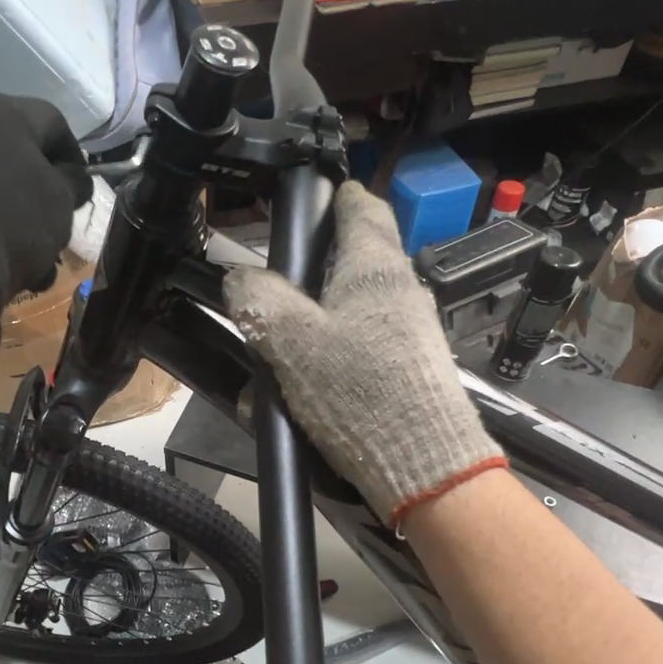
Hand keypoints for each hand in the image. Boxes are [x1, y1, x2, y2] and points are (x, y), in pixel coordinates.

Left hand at [0, 93, 91, 381]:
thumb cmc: (11, 220)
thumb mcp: (61, 203)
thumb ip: (71, 185)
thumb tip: (68, 178)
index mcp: (5, 110)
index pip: (54, 124)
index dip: (73, 160)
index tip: (79, 195)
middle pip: (16, 154)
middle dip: (39, 195)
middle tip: (51, 229)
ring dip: (11, 218)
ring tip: (25, 261)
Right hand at [225, 182, 505, 528]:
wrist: (423, 466)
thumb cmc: (358, 392)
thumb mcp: (291, 341)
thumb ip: (259, 300)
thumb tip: (240, 278)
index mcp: (374, 267)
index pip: (361, 207)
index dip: (335, 196)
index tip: (309, 200)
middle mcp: (401, 290)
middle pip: (356, 259)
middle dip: (315, 266)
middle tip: (274, 281)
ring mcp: (411, 331)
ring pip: (355, 305)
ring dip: (319, 314)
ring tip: (280, 339)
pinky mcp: (409, 369)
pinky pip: (362, 343)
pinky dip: (332, 350)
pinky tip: (306, 382)